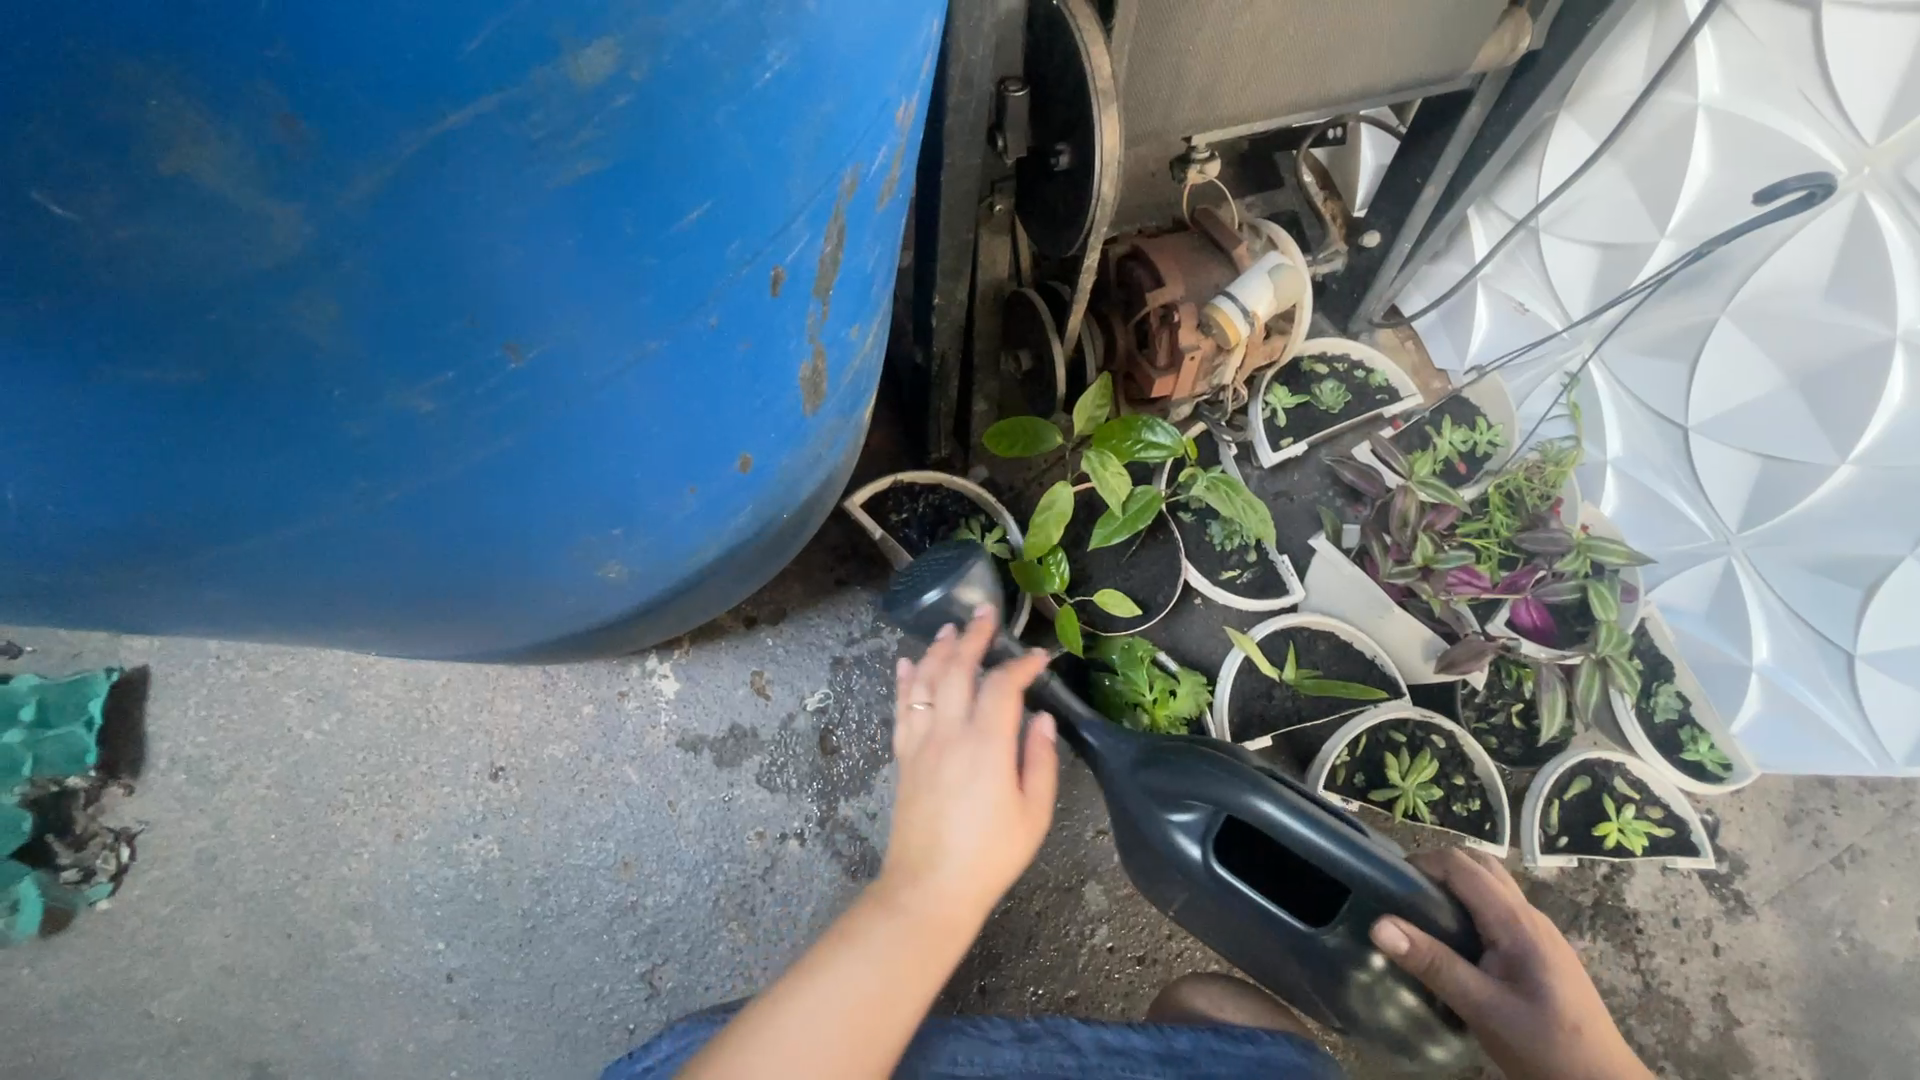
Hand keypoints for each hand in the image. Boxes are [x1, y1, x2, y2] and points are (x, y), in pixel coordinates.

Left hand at [878, 605, 1058, 926]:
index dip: (1021, 665)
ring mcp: (921, 742)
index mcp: (986, 746)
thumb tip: (1041, 718)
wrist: (929, 887)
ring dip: (938, 650)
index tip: (1039, 657)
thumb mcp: (1033, 815)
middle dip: (973, 637)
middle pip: (958, 670)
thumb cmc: (990, 855)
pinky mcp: (903, 756)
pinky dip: (905, 682)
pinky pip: (902, 708)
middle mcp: (949, 733)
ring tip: (949, 627)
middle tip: (984, 612)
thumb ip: (1040, 761)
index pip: (1003, 687)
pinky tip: (908, 664)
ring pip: (926, 682)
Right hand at [1370, 848, 1653, 1079]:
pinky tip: (1456, 942)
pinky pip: (1500, 908)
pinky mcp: (1542, 950)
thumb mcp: (1482, 1008)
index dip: (1422, 864)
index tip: (1390, 884)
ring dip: (1455, 885)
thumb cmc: (1545, 1048)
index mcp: (1516, 922)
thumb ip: (1432, 963)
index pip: (1461, 865)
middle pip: (1479, 865)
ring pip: (1491, 885)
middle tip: (1405, 895)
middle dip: (1438, 868)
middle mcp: (1531, 916)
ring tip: (1424, 916)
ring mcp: (1541, 933)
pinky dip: (1470, 906)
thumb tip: (1378, 925)